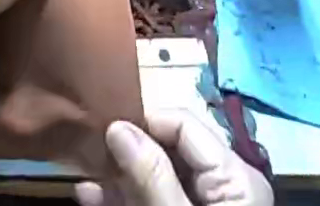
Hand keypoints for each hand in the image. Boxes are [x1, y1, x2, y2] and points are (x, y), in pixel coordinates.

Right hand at [74, 111, 273, 205]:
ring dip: (118, 178)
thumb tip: (117, 126)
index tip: (105, 129)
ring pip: (155, 180)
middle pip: (169, 151)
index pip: (183, 125)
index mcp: (235, 176)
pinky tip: (89, 195)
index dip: (145, 122)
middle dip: (128, 149)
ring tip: (84, 171)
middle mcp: (222, 188)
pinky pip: (152, 205)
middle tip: (90, 150)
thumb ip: (151, 176)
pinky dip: (123, 201)